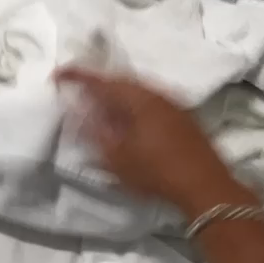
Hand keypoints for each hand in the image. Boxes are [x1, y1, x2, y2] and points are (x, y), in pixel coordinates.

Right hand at [56, 67, 256, 217]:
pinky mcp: (182, 117)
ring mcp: (173, 104)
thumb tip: (76, 111)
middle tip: (78, 92)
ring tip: (99, 108)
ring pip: (137, 91)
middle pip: (121, 81)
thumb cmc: (155, 173)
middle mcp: (156, 94)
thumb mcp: (115, 156)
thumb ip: (93, 130)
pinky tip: (127, 121)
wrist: (205, 187)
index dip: (77, 76)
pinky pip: (150, 100)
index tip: (57, 75)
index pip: (100, 81)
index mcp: (137, 99)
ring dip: (116, 96)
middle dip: (97, 85)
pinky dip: (132, 104)